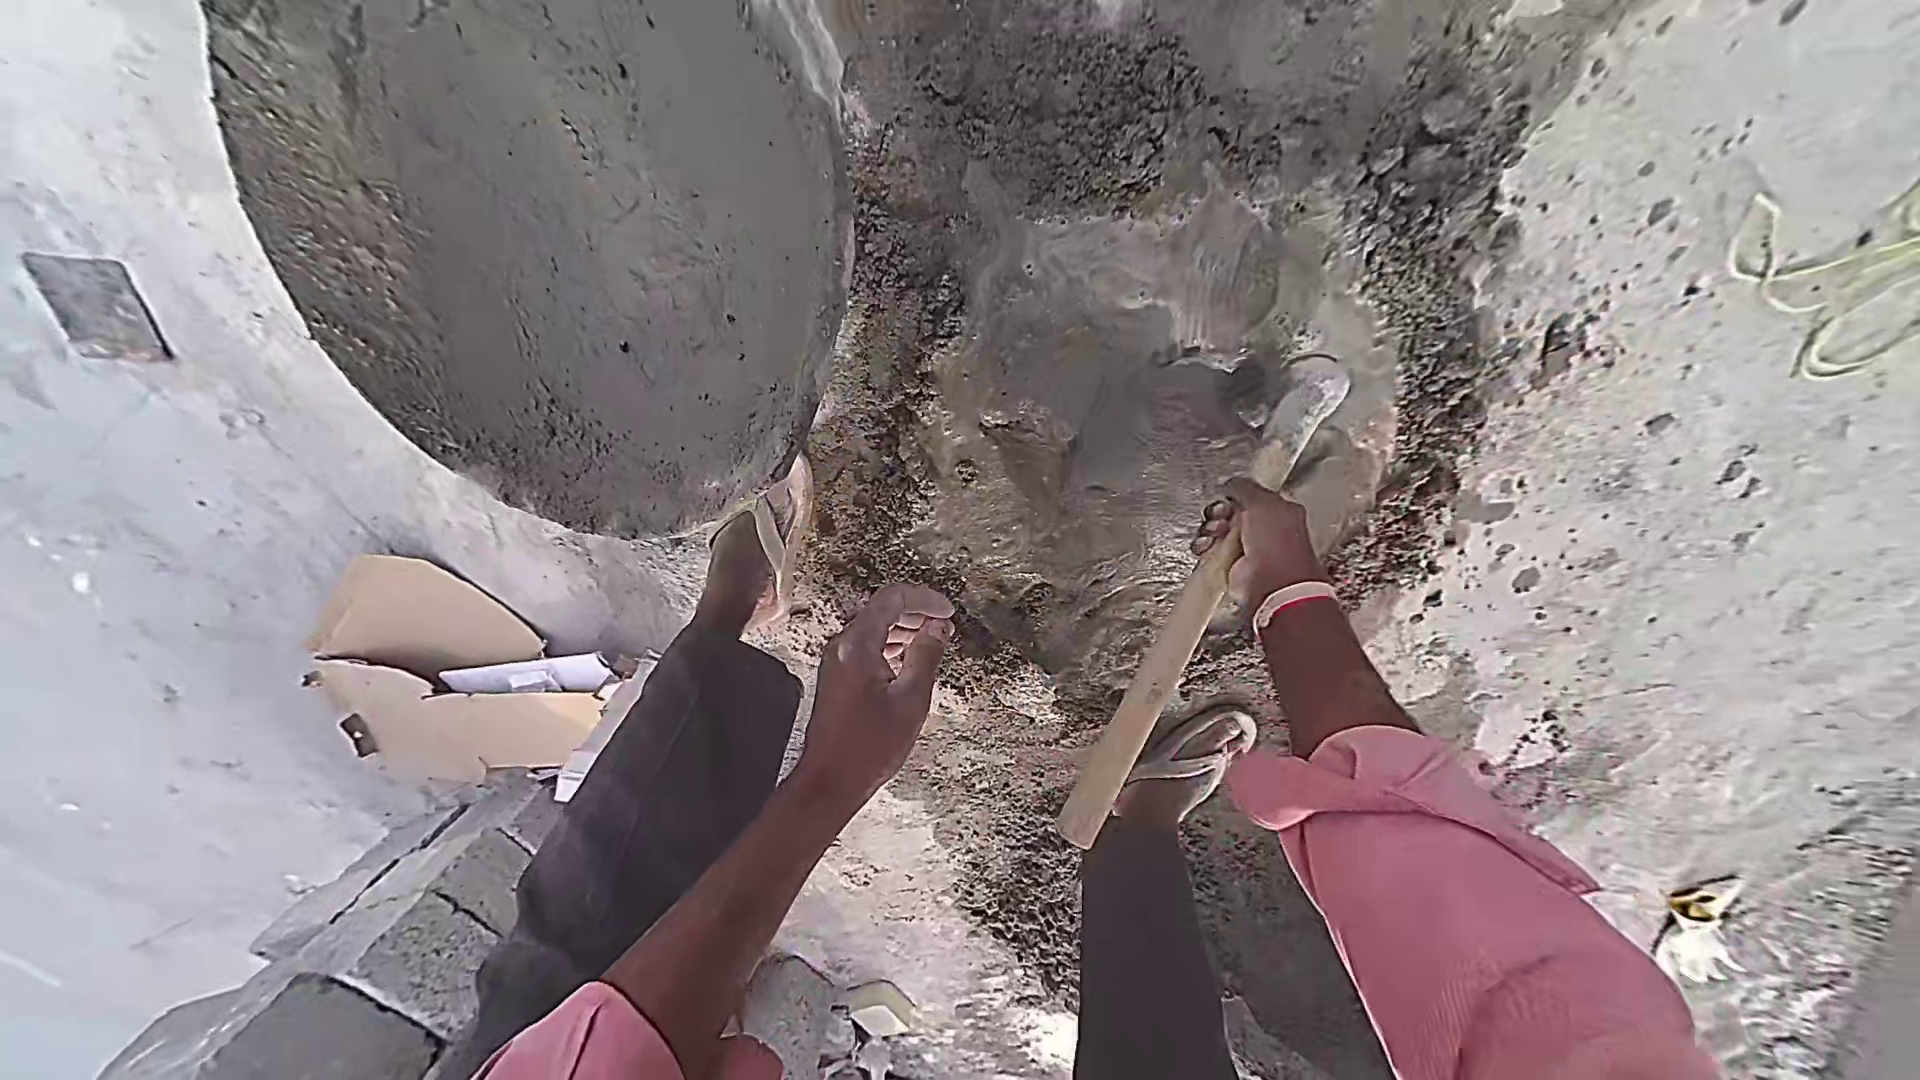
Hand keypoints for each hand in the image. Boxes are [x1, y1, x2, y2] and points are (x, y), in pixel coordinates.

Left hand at [795, 583, 954, 810]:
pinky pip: (866, 647)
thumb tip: (938, 628)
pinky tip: (910, 660)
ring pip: (874, 628)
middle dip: (916, 613)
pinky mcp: (837, 676)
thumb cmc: (869, 746)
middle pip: (882, 610)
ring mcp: (836, 661)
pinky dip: (891, 645)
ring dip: (905, 629)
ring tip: (934, 640)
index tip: (947, 610)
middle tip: (944, 624)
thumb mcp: (911, 699)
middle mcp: (842, 646)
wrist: (830, 781)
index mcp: (857, 645)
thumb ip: (926, 656)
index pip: (892, 599)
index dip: (924, 599)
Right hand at [1191, 478, 1327, 601]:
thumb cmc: (1276, 543)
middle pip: (1229, 511)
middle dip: (1219, 511)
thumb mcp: (1263, 503)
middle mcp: (1262, 529)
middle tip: (1221, 515)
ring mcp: (1245, 548)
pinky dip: (1203, 545)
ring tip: (1215, 533)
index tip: (1228, 496)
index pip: (1250, 496)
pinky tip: (1207, 546)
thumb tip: (1230, 483)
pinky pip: (1208, 548)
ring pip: (1216, 529)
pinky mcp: (1229, 564)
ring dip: (1210, 528)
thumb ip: (1245, 488)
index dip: (1235, 494)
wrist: (1271, 583)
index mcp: (1277, 511)